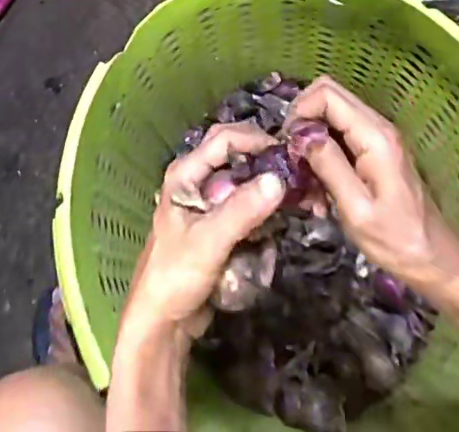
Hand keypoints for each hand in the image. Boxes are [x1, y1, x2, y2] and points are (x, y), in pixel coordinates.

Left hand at [119, 122, 287, 341]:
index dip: (256, 140)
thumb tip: (278, 179)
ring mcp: (206, 200)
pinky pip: (244, 204)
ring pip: (242, 179)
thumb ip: (242, 210)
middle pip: (235, 155)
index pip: (224, 139)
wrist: (161, 320)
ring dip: (266, 186)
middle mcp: (195, 179)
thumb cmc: (176, 275)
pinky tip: (279, 220)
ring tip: (297, 196)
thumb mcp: (210, 241)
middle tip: (298, 173)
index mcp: (185, 173)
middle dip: (264, 161)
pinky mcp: (217, 222)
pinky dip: (262, 208)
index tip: (289, 154)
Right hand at [288, 77, 458, 286]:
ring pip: (331, 111)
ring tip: (304, 174)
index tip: (289, 144)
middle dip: (302, 117)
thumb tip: (301, 134)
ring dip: (311, 135)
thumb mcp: (356, 209)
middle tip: (292, 153)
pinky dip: (322, 148)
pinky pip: (340, 131)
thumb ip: (329, 166)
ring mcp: (378, 135)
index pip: (327, 94)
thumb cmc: (397, 241)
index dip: (301, 110)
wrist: (436, 261)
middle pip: (328, 93)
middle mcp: (378, 126)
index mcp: (375, 137)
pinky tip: (319, 182)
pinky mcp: (375, 148)